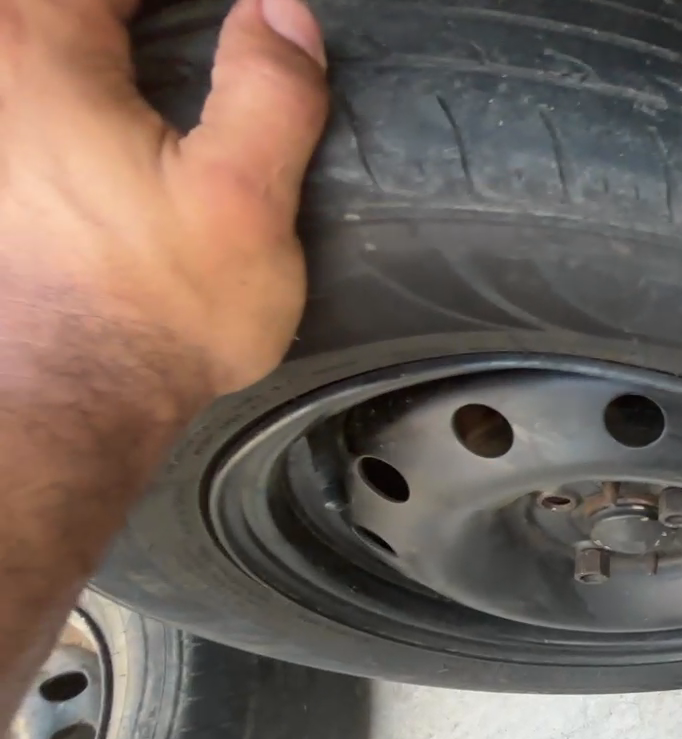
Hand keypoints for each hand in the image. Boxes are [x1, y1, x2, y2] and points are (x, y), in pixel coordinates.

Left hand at [0, 0, 328, 407]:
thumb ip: (268, 97)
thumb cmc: (170, 296)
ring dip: (77, 49)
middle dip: (110, 23)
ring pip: (26, 56)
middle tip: (169, 38)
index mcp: (41, 61)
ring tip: (132, 70)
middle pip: (42, 16)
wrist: (77, 387)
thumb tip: (285, 10)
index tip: (220, 13)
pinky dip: (55, 88)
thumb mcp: (247, 198)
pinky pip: (24, 107)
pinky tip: (97, 126)